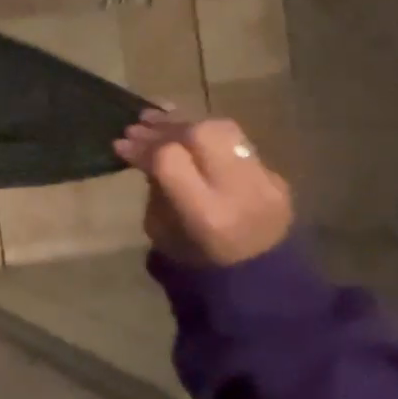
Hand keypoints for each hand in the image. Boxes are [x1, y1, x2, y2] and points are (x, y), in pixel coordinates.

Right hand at [113, 109, 293, 267]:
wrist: (258, 277)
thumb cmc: (194, 257)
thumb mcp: (161, 227)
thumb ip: (157, 185)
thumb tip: (144, 150)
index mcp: (205, 213)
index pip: (170, 159)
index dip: (142, 147)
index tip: (120, 144)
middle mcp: (240, 192)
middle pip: (202, 134)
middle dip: (165, 128)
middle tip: (139, 127)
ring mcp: (266, 182)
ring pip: (224, 130)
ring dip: (187, 124)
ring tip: (158, 122)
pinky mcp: (277, 177)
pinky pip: (238, 144)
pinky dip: (208, 137)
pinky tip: (186, 134)